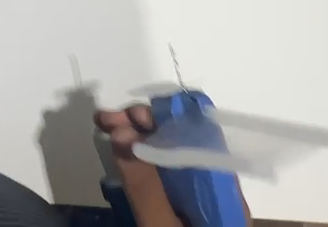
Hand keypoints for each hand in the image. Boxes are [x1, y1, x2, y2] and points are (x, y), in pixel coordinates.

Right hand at [95, 103, 249, 226]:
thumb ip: (144, 184)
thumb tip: (121, 129)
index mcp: (223, 192)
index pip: (197, 139)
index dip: (162, 119)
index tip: (129, 112)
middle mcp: (215, 192)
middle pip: (178, 146)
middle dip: (140, 127)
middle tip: (104, 119)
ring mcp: (198, 204)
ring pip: (166, 161)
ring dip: (134, 141)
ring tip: (104, 129)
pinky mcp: (182, 215)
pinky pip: (161, 180)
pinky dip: (138, 164)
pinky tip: (120, 159)